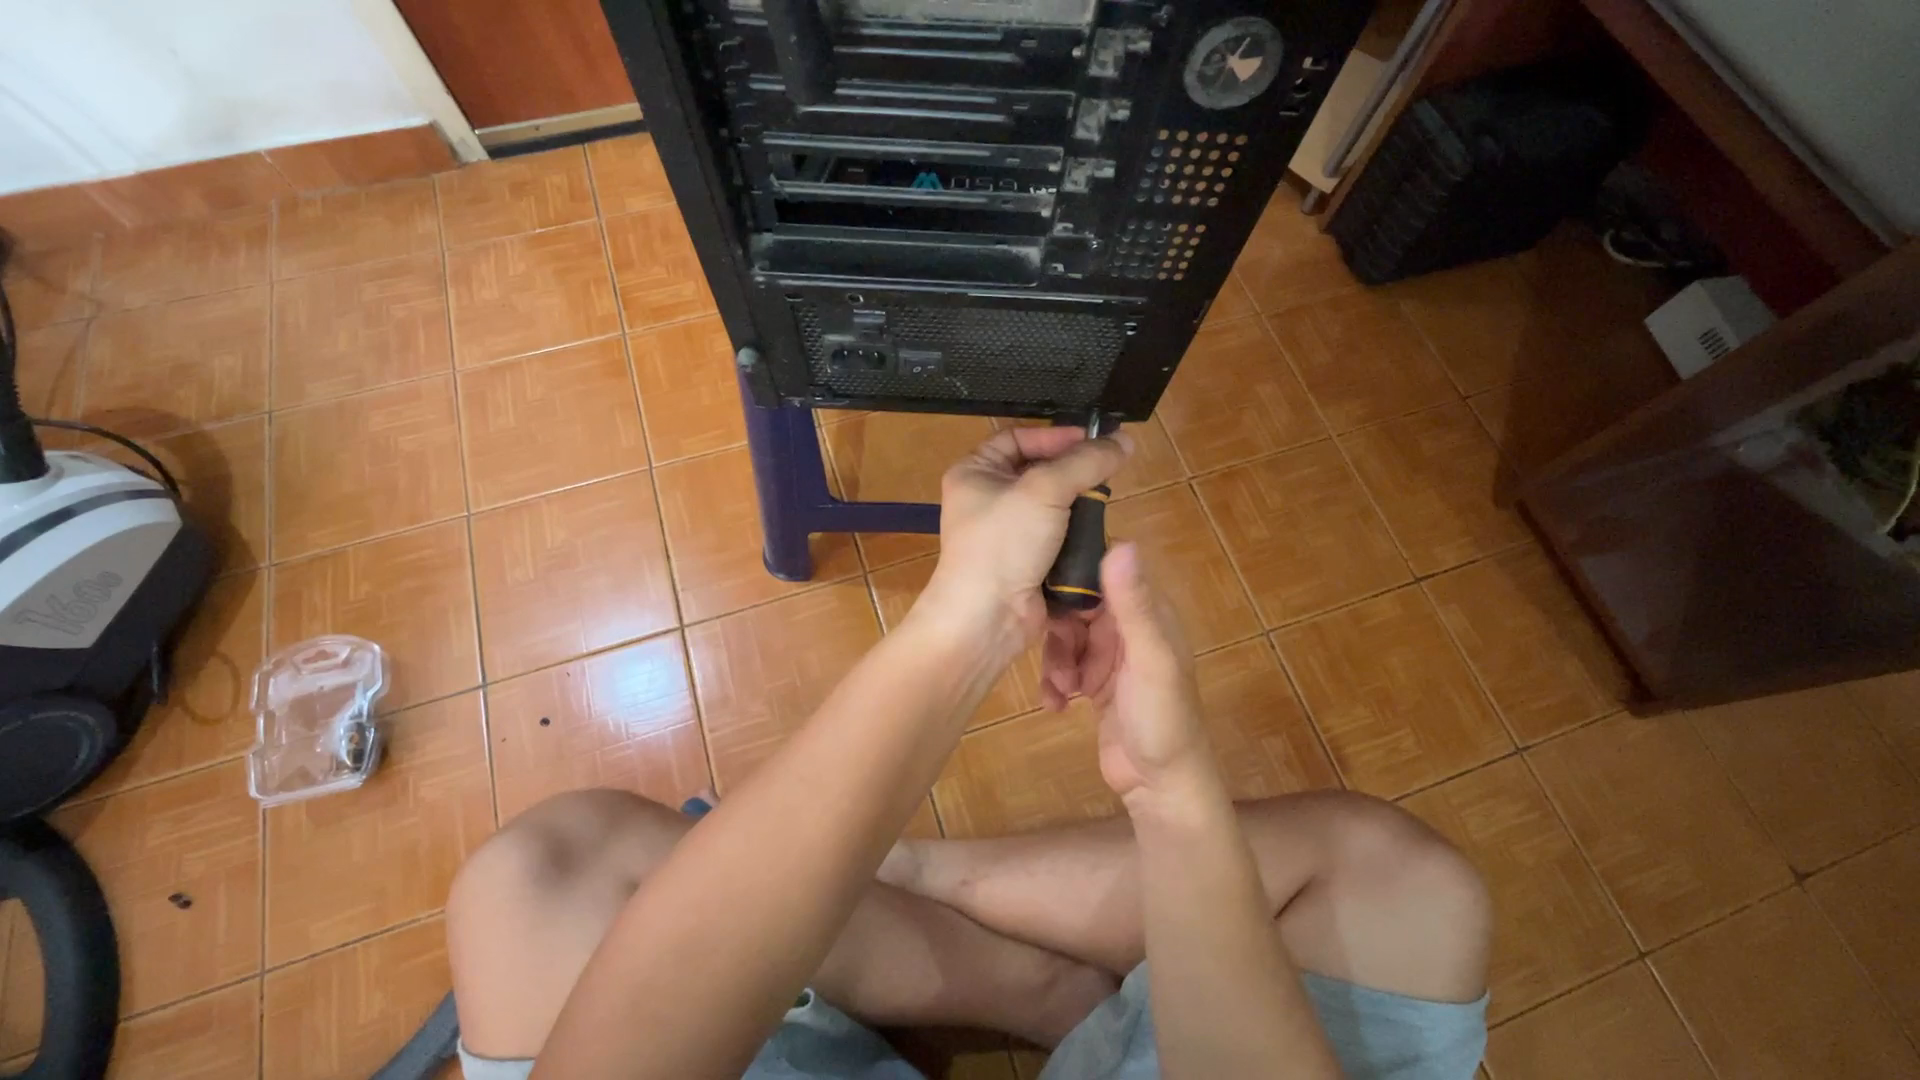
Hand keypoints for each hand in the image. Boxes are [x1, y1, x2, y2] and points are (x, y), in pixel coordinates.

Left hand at [921, 426, 1130, 640]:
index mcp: (975, 472)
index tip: (1093, 439)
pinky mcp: (1026, 561)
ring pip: (1053, 505)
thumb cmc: (1003, 543)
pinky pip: (1058, 537)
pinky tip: (1095, 531)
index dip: (1054, 435)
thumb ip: (1085, 462)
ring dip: (1078, 504)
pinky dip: (1077, 534)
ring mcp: (1006, 533)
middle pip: (1039, 471)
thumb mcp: (1044, 490)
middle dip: (1072, 471)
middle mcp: (987, 499)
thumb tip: (1124, 440)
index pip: (1018, 438)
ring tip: (1104, 502)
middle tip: (1106, 470)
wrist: (988, 617)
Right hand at [1041, 543, 1212, 800]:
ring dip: (1056, 660)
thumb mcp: (1148, 660)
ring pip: (1066, 636)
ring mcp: (1111, 654)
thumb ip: (1134, 605)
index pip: (1106, 566)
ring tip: (1062, 689)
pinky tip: (1057, 705)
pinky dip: (1055, 682)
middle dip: (1059, 627)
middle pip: (1077, 602)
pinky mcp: (1096, 681)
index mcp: (1149, 611)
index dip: (1074, 567)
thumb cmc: (1163, 719)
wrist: (1161, 786)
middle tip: (1051, 652)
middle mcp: (1129, 626)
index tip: (1041, 578)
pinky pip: (1064, 666)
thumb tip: (1121, 544)